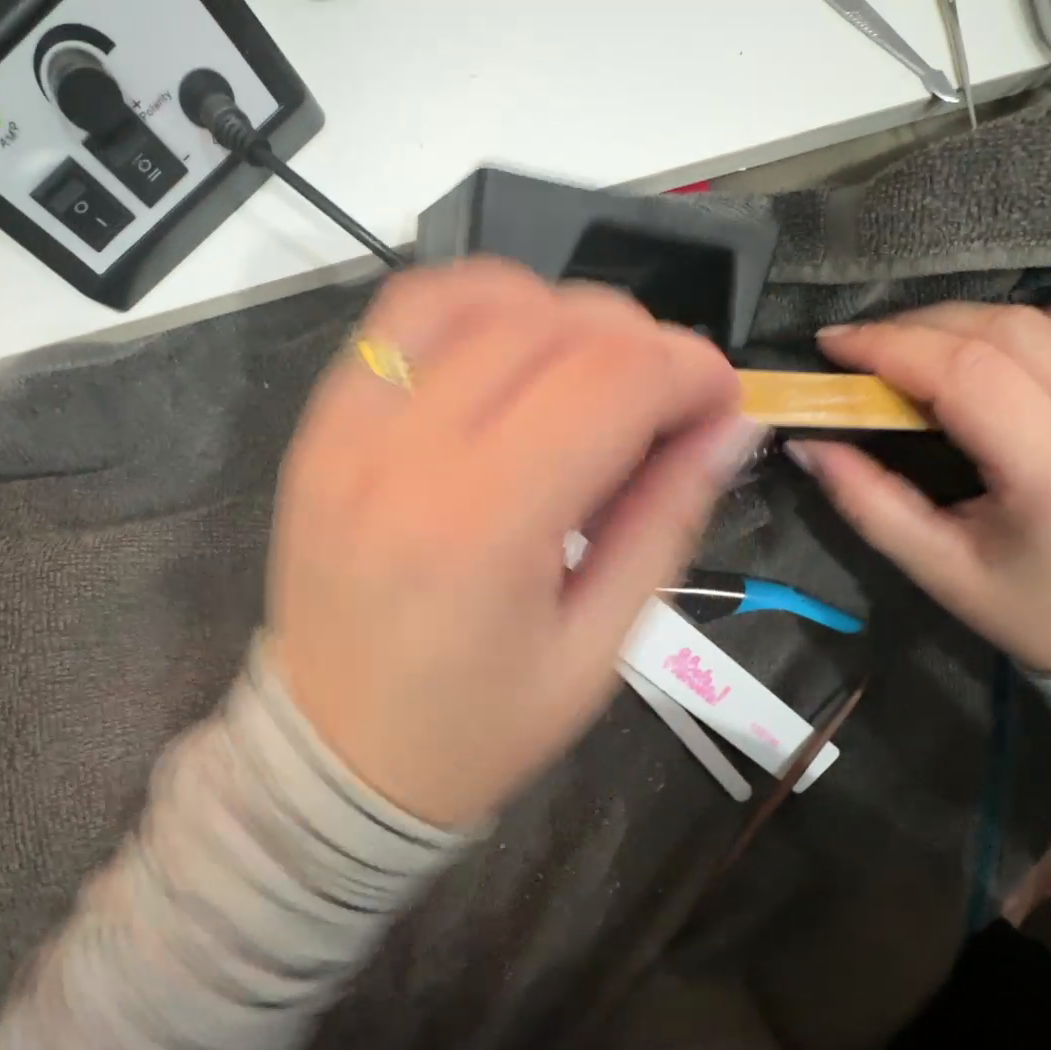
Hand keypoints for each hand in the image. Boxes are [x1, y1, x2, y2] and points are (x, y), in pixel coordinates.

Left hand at [269, 259, 758, 825]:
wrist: (337, 754)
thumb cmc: (473, 728)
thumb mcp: (596, 650)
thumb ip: (665, 521)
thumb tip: (729, 424)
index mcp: (484, 526)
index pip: (612, 379)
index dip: (690, 367)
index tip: (721, 398)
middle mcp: (406, 454)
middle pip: (549, 324)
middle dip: (638, 337)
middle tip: (665, 393)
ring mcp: (348, 428)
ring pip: (473, 296)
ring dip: (557, 310)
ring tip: (592, 366)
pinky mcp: (321, 425)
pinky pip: (400, 317)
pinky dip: (474, 306)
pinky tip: (512, 348)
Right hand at [788, 286, 1050, 671]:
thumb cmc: (1035, 611)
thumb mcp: (936, 567)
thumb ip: (865, 499)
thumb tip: (807, 439)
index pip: (969, 372)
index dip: (891, 346)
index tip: (835, 344)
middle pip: (1013, 328)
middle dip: (925, 327)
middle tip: (873, 347)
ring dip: (994, 322)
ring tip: (953, 357)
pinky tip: (1025, 366)